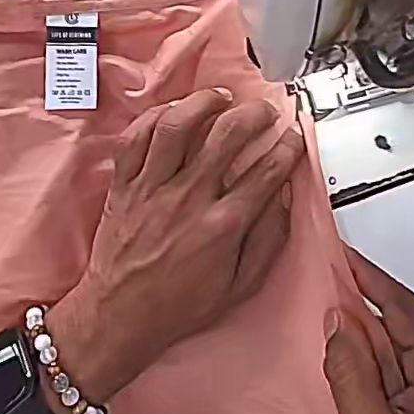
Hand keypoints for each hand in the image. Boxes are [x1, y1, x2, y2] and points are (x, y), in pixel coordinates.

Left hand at [50, 88, 305, 406]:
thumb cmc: (177, 305)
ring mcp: (152, 188)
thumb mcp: (239, 287)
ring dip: (203, 103)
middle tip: (263, 112)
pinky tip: (173, 113)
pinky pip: (136, 138)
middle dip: (253, 114)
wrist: (120, 314)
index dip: (287, 148)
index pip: (266, 171)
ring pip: (177, 126)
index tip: (293, 137)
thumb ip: (267, 241)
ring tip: (220, 99)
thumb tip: (283, 202)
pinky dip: (155, 117)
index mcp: (222, 225)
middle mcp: (188, 199)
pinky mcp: (124, 186)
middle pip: (226, 135)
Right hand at [325, 249, 413, 413]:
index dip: (366, 275)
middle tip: (322, 310)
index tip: (338, 250)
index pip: (402, 305)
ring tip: (339, 357)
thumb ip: (351, 372)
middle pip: (407, 329)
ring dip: (378, 355)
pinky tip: (369, 390)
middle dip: (364, 323)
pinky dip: (394, 375)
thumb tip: (337, 320)